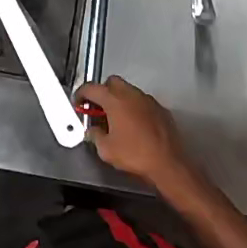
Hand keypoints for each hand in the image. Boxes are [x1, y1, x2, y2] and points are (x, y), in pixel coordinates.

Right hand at [76, 76, 194, 187]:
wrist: (168, 165)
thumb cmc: (136, 155)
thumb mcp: (105, 149)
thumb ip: (95, 135)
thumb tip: (93, 132)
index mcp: (114, 100)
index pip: (91, 88)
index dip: (80, 94)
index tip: (79, 102)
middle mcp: (132, 95)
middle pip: (111, 82)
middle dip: (102, 92)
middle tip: (97, 108)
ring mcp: (148, 100)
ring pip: (128, 90)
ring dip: (119, 99)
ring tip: (115, 118)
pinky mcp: (161, 110)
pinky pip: (142, 102)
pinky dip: (134, 108)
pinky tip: (133, 125)